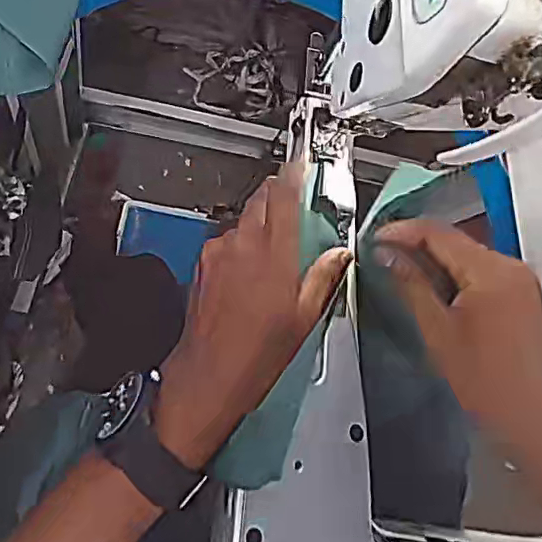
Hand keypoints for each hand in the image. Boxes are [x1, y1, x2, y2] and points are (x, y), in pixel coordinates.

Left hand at [154, 161, 351, 469]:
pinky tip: (248, 271)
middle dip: (277, 194)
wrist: (206, 376)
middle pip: (261, 198)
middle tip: (293, 205)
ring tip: (272, 251)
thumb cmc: (255, 354)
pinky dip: (240, 243)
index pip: (283, 196)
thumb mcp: (303, 319)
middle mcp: (243, 245)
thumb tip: (339, 255)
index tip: (302, 166)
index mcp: (274, 255)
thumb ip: (322, 277)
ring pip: (243, 219)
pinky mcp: (202, 262)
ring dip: (259, 223)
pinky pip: (226, 239)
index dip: (294, 174)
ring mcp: (218, 251)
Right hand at [374, 220, 541, 463]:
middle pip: (454, 241)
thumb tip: (388, 256)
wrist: (534, 424)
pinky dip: (456, 275)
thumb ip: (410, 285)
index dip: (402, 232)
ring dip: (435, 260)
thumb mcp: (438, 331)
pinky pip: (482, 272)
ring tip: (403, 274)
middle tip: (384, 256)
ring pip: (467, 256)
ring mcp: (521, 282)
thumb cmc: (491, 386)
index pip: (438, 233)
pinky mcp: (523, 297)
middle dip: (416, 245)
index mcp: (492, 271)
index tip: (377, 240)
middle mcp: (512, 269)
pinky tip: (436, 292)